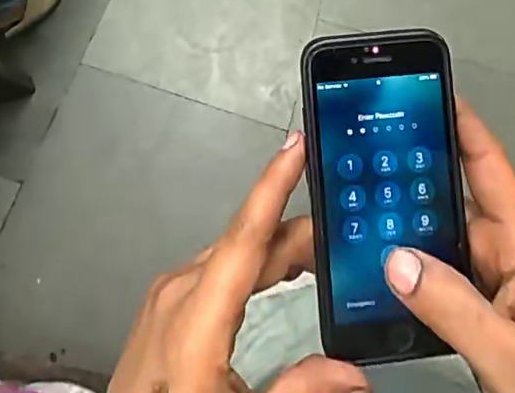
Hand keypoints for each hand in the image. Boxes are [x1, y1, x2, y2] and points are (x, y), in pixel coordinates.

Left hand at [110, 132, 365, 392]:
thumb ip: (297, 389)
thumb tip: (351, 373)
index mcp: (195, 312)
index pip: (246, 232)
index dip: (275, 183)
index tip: (297, 146)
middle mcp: (178, 290)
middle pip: (247, 243)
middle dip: (296, 232)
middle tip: (339, 234)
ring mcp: (167, 297)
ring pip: (231, 255)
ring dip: (273, 250)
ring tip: (314, 255)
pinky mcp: (163, 308)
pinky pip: (214, 270)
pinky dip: (249, 265)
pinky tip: (267, 273)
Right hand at [383, 101, 514, 392]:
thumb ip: (458, 311)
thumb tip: (400, 261)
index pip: (490, 170)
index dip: (463, 125)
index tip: (434, 93)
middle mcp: (502, 260)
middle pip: (449, 200)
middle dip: (411, 176)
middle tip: (369, 156)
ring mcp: (485, 288)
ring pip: (434, 241)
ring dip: (402, 227)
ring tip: (362, 211)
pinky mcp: (472, 314)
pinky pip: (430, 277)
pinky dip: (403, 267)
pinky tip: (377, 267)